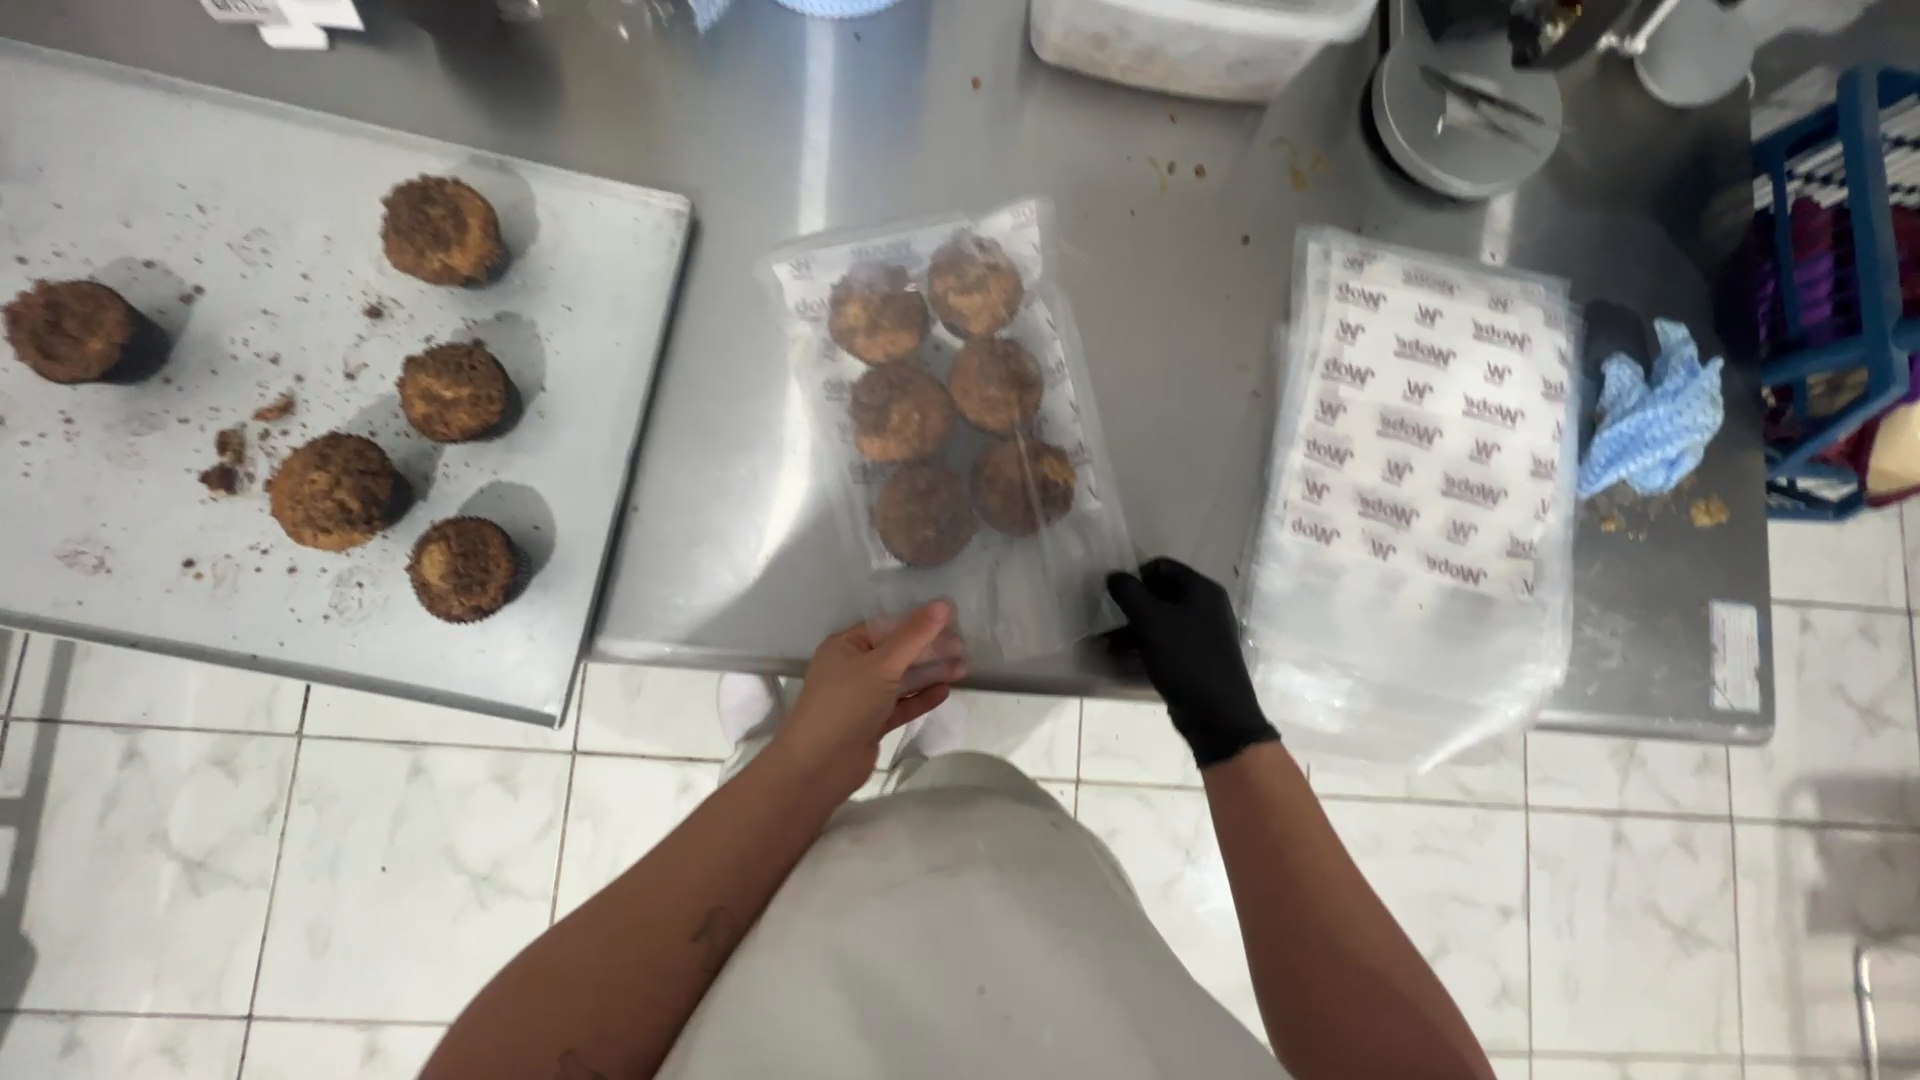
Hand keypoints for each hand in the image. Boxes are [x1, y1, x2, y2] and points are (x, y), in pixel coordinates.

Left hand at [773, 601, 966, 798]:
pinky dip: (921, 698)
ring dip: (930, 673)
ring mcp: (862, 698)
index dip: (918, 622)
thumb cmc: (846, 703)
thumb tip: (942, 604)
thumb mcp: (881, 664)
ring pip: (901, 680)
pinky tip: (945, 691)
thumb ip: (914, 635)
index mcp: (845, 646)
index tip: (951, 619)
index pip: (886, 626)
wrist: (818, 766)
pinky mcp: (872, 723)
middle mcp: (852, 668)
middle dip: (929, 650)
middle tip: (963, 647)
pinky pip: (900, 704)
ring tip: (963, 669)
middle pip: (897, 653)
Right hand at [1106, 558, 1276, 767]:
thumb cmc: (1184, 658)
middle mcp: (1206, 606)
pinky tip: (1123, 657)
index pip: (1162, 566)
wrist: (1216, 714)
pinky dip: (1145, 644)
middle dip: (1131, 604)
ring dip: (1133, 627)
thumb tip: (1114, 576)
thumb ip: (1129, 593)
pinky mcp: (1197, 656)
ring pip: (1161, 619)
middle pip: (1161, 593)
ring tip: (1108, 643)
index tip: (1116, 596)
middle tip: (1107, 619)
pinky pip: (1166, 640)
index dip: (1136, 576)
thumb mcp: (1151, 621)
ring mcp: (1204, 633)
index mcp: (1201, 590)